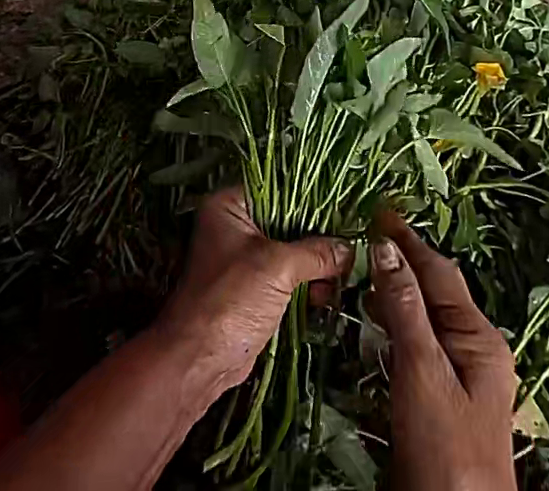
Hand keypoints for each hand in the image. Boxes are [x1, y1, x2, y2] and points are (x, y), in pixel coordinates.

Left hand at [155, 187, 351, 392]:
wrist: (199, 359)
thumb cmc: (231, 299)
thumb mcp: (278, 267)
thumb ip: (316, 253)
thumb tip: (349, 248)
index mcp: (230, 206)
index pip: (277, 188)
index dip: (310, 198)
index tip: (343, 208)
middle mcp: (234, 225)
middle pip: (287, 221)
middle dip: (317, 237)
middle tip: (348, 246)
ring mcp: (243, 257)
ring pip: (290, 251)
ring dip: (315, 264)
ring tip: (340, 276)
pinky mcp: (253, 287)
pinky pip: (287, 276)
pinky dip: (306, 283)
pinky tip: (327, 293)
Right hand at [369, 212, 516, 490]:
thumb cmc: (445, 447)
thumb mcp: (422, 371)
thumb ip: (405, 308)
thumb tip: (386, 248)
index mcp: (479, 337)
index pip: (438, 272)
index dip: (408, 240)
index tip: (380, 212)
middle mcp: (475, 347)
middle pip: (435, 288)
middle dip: (403, 259)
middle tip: (365, 234)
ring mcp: (463, 371)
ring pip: (426, 313)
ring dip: (397, 287)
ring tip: (364, 267)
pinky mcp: (445, 391)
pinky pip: (421, 338)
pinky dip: (397, 318)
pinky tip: (376, 316)